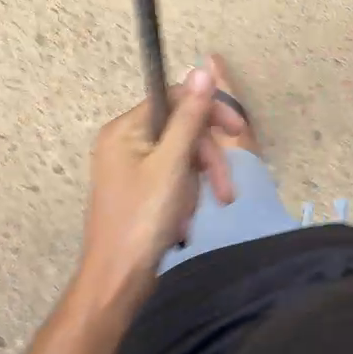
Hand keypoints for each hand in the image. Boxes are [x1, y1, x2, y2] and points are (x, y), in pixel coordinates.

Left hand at [77, 68, 246, 299]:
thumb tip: (203, 68)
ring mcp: (130, 167)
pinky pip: (173, 175)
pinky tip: (187, 217)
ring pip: (181, 154)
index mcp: (125, 129)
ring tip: (209, 208)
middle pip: (181, 128)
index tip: (237, 130)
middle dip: (207, 156)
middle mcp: (124, 141)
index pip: (174, 97)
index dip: (208, 109)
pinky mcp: (138, 189)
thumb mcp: (172, 164)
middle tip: (226, 187)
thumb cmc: (142, 219)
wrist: (116, 285)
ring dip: (200, 179)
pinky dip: (187, 193)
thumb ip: (190, 116)